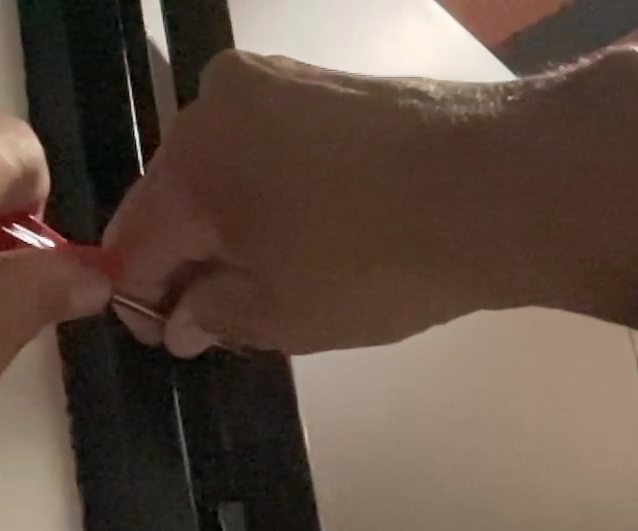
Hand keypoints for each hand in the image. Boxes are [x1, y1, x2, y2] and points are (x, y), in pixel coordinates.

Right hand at [104, 49, 637, 357]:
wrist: (502, 186)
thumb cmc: (371, 265)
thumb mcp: (277, 315)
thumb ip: (211, 316)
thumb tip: (179, 320)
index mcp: (189, 166)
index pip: (135, 246)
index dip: (140, 302)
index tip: (158, 340)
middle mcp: (214, 105)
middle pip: (173, 201)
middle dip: (182, 263)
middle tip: (206, 321)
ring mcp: (271, 83)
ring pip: (219, 174)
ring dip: (222, 232)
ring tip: (252, 284)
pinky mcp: (320, 83)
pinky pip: (261, 151)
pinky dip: (260, 200)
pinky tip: (287, 237)